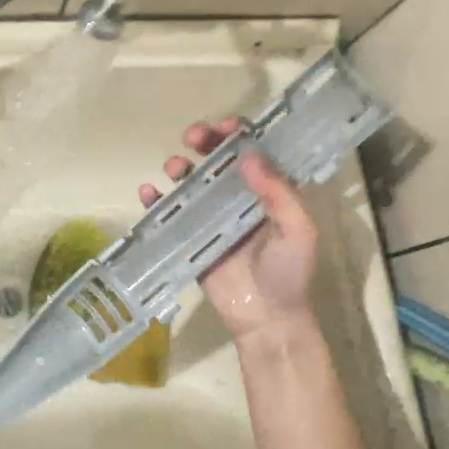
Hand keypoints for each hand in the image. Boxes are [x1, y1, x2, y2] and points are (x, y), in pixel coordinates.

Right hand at [139, 117, 320, 340]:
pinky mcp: (190, 237)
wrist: (266, 320)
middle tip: (194, 137)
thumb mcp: (299, 231)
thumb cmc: (289, 273)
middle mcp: (239, 196)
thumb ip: (280, 193)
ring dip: (180, 165)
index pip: (252, 150)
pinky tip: (149, 193)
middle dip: (204, 140)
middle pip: (217, 157)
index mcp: (269, 191)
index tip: (227, 128)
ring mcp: (212, 216)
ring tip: (175, 168)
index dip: (239, 133)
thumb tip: (249, 156)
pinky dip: (156, 199)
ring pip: (191, 179)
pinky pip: (170, 212)